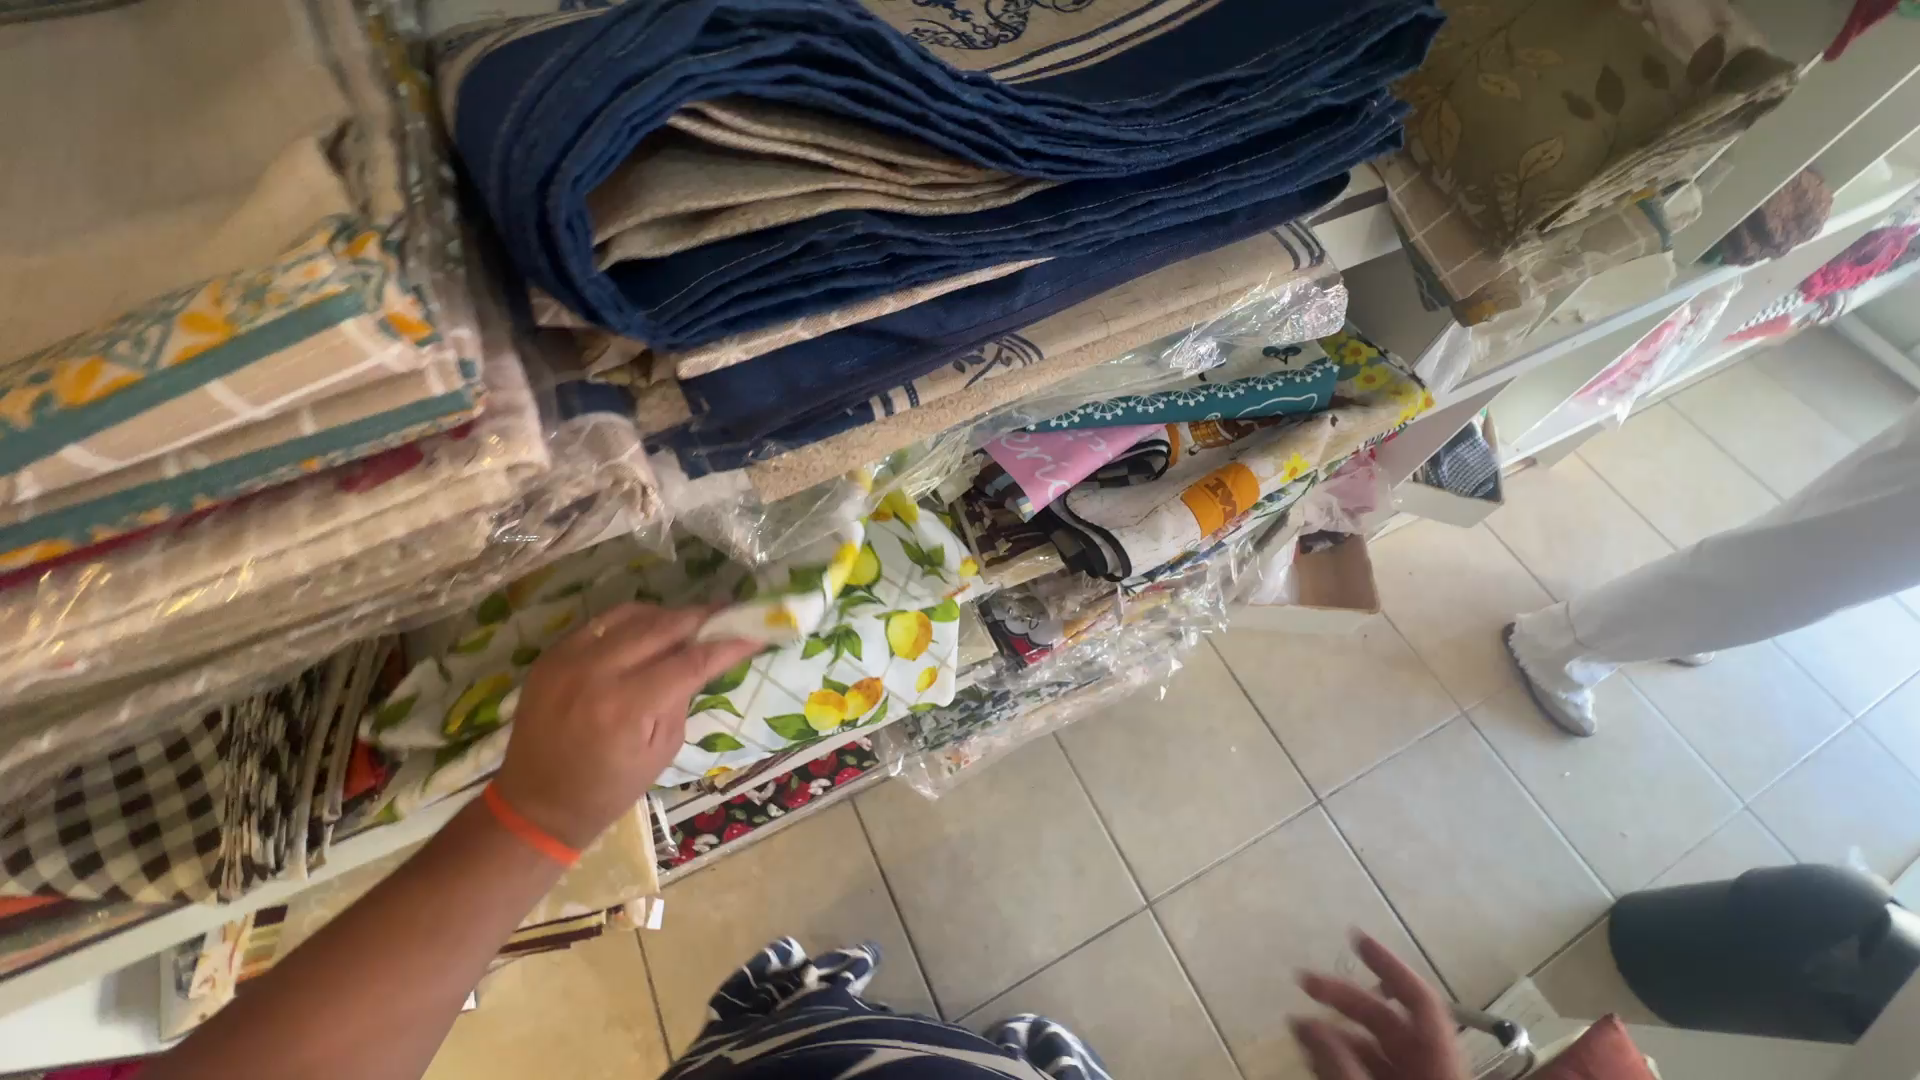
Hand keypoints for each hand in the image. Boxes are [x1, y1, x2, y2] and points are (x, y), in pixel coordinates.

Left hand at [494, 603, 760, 849]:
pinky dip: (632, 621)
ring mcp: (568, 659)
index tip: (754, 632)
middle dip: (701, 617)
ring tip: (689, 622)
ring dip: (667, 615)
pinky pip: (601, 622)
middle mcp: (596, 673)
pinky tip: (649, 631)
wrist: (536, 804)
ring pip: (631, 614)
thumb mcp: (662, 749)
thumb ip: (681, 696)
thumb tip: (703, 657)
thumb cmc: (609, 788)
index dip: (727, 644)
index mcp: (627, 707)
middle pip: (662, 626)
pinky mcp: (551, 655)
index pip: (691, 661)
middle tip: (728, 612)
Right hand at [1290, 932, 1467, 1079]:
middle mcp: (1431, 1066)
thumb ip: (1339, 1061)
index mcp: (1440, 1061)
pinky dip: (1341, 1057)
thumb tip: (1305, 1022)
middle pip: (1388, 1018)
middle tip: (1303, 981)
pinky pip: (1370, 1068)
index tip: (1355, 936)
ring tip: (1297, 1027)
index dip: (1390, 966)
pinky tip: (1313, 1056)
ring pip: (1374, 1045)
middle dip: (1343, 996)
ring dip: (1334, 1031)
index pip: (1421, 1000)